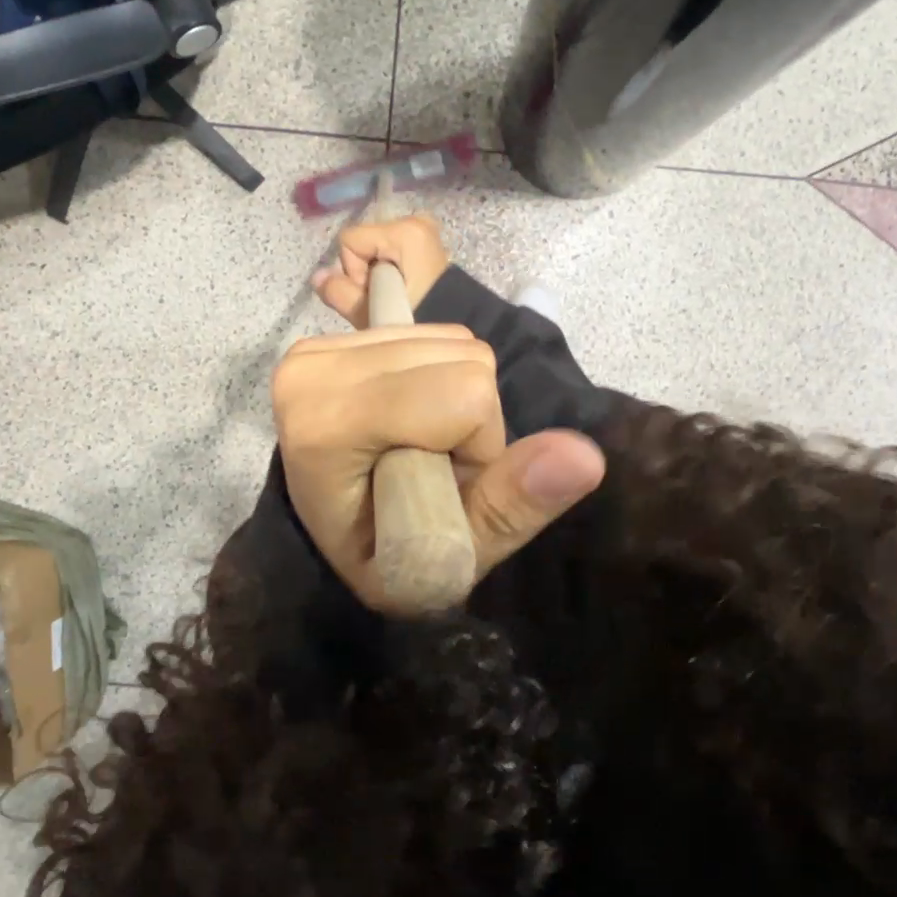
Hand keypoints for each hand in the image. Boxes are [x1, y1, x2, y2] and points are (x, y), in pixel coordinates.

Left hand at [273, 325, 605, 612]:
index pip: (464, 395)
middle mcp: (311, 371)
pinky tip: (407, 418)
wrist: (337, 542)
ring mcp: (314, 351)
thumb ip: (512, 506)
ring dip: (457, 395)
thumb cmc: (392, 563)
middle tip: (431, 467)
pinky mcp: (328, 340)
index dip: (479, 447)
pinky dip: (438, 375)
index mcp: (329, 425)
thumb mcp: (453, 559)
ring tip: (418, 445)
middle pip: (461, 357)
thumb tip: (585, 454)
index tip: (443, 488)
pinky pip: (428, 333)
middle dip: (470, 417)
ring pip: (450, 338)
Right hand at [310, 213, 449, 327]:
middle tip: (386, 300)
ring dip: (376, 275)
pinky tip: (402, 289)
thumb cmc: (416, 321)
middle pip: (362, 244)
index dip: (353, 272)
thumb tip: (318, 276)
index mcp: (405, 231)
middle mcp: (416, 221)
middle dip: (365, 274)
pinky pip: (389, 251)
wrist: (457, 327)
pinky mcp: (424, 240)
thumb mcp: (371, 314)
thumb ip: (341, 293)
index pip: (350, 242)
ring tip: (395, 297)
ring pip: (373, 249)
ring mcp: (422, 229)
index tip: (375, 296)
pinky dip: (389, 271)